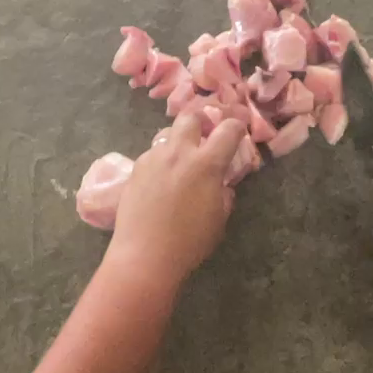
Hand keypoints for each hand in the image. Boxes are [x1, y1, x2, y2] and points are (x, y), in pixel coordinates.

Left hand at [107, 113, 247, 284]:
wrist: (144, 255)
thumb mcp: (219, 219)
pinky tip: (160, 181)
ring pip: (167, 135)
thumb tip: (222, 184)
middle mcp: (179, 152)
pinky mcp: (135, 169)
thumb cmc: (189, 242)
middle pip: (190, 117)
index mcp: (206, 164)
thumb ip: (224, 194)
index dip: (237, 126)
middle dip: (200, 122)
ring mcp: (153, 158)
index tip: (238, 131)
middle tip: (205, 137)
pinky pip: (152, 155)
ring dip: (178, 142)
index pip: (228, 129)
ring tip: (180, 161)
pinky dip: (160, 161)